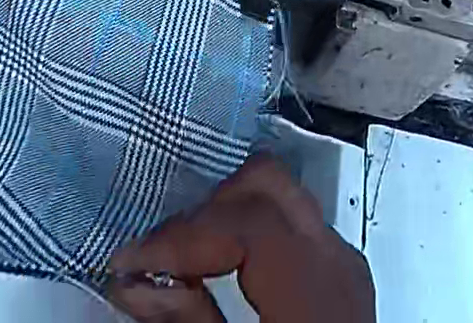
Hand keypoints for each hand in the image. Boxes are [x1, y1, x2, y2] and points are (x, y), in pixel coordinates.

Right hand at [108, 154, 374, 322]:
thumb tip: (132, 282)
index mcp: (315, 288)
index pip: (246, 221)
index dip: (181, 235)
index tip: (131, 260)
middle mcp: (335, 259)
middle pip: (265, 184)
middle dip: (204, 209)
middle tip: (162, 254)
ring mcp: (342, 261)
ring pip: (277, 194)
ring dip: (224, 215)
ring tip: (185, 259)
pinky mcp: (339, 274)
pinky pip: (289, 223)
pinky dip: (249, 231)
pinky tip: (221, 268)